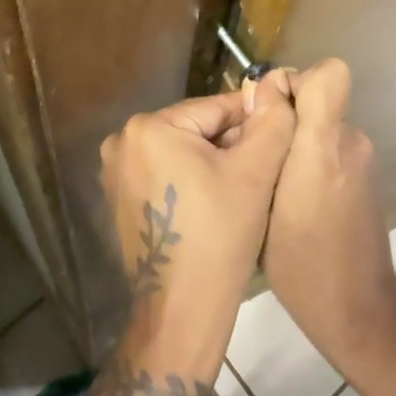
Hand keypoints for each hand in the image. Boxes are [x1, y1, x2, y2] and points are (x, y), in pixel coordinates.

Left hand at [97, 70, 296, 313]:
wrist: (181, 309)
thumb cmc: (220, 235)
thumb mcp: (255, 173)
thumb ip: (272, 121)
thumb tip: (277, 86)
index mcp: (149, 126)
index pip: (215, 108)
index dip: (252, 122)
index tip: (281, 136)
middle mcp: (122, 140)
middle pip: (196, 130)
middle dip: (230, 145)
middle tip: (263, 172)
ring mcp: (115, 171)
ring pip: (182, 152)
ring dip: (212, 164)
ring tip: (242, 191)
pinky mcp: (118, 197)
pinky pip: (164, 175)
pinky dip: (190, 182)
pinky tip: (214, 205)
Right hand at [264, 60, 395, 395]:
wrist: (354, 312)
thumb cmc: (304, 257)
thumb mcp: (272, 194)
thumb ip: (275, 132)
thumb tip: (266, 87)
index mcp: (329, 141)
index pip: (328, 74)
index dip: (293, 82)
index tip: (263, 114)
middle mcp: (351, 142)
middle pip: (313, 101)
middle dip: (280, 119)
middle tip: (250, 156)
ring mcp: (359, 163)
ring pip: (315, 130)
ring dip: (289, 146)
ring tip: (262, 184)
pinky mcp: (360, 183)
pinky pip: (325, 152)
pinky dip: (304, 166)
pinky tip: (285, 201)